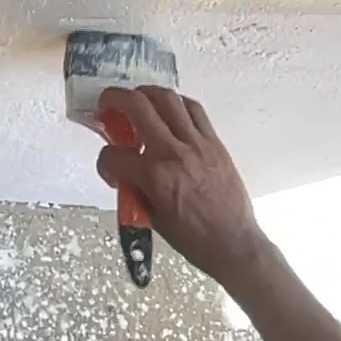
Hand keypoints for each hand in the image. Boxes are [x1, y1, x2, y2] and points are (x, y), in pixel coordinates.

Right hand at [95, 85, 270, 285]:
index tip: (110, 166)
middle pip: (136, 105)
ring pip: (166, 98)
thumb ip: (134, 186)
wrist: (236, 246)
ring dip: (145, 93)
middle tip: (107, 104)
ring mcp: (196, 144)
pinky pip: (194, 109)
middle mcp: (173, 153)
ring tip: (138, 100)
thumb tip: (122, 168)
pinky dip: (177, 103)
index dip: (104, 160)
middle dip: (113, 99)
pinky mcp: (214, 143)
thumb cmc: (194, 239)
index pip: (113, 155)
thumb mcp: (151, 216)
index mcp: (154, 177)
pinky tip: (169, 110)